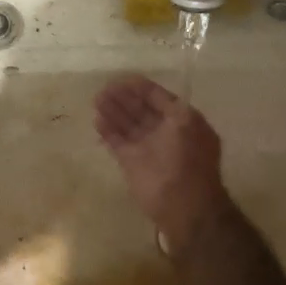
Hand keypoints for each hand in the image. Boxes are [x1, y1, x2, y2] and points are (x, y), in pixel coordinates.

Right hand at [93, 74, 233, 253]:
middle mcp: (165, 133)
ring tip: (96, 100)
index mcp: (183, 122)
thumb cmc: (188, 161)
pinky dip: (108, 131)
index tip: (123, 79)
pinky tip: (98, 120)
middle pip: (142, 110)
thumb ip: (169, 108)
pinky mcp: (131, 163)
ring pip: (128, 125)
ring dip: (113, 112)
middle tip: (104, 88)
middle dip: (124, 99)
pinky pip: (118, 142)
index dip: (143, 89)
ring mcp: (147, 148)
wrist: (184, 205)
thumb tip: (152, 97)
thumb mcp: (186, 124)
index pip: (160, 99)